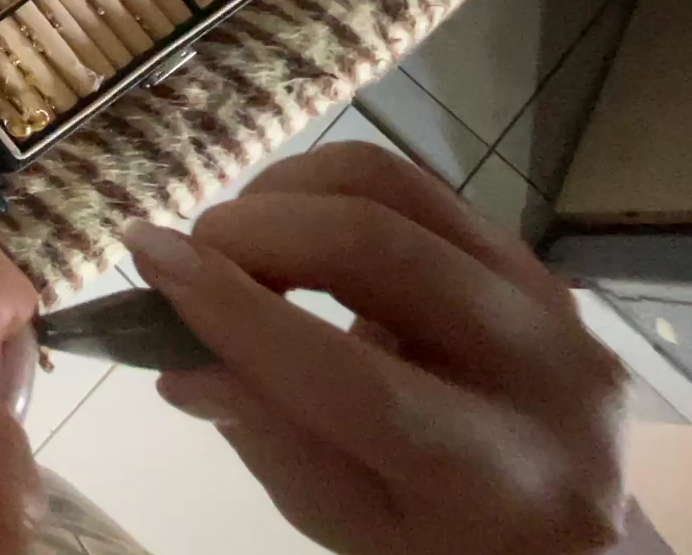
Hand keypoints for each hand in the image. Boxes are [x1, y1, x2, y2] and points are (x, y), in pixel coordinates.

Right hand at [125, 142, 626, 554]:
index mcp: (508, 479)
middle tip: (187, 254)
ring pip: (376, 182)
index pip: (351, 374)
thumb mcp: (336, 511)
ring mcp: (539, 290)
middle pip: (369, 244)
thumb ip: (258, 432)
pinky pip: (388, 172)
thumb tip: (176, 360)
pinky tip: (283, 226)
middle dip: (244, 232)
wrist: (547, 491)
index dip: (232, 307)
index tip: (143, 252)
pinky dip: (304, 181)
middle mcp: (548, 372)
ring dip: (272, 196)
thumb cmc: (428, 521)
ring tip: (238, 244)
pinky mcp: (510, 242)